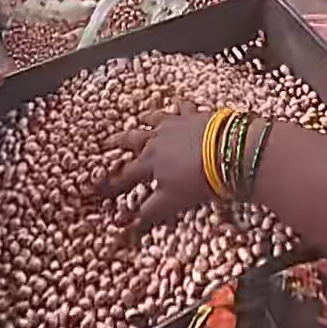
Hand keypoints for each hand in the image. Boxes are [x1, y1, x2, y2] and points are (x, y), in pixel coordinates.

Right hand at [98, 103, 213, 226]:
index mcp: (149, 162)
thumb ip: (149, 211)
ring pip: (155, 119)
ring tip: (141, 118)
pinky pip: (183, 107)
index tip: (100, 187)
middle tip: (108, 141)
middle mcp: (156, 140)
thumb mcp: (171, 201)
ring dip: (146, 120)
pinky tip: (178, 102)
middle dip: (119, 142)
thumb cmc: (197, 180)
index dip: (113, 182)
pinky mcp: (193, 115)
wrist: (226, 152)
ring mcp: (174, 124)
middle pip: (133, 139)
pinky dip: (179, 105)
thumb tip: (128, 224)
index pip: (126, 174)